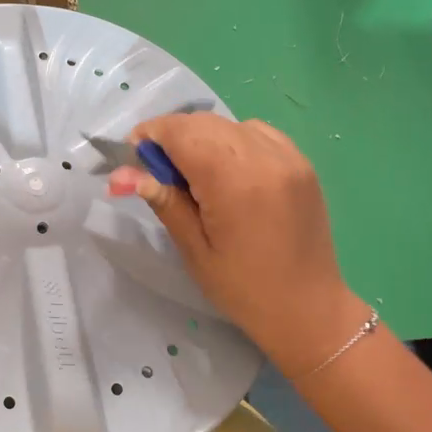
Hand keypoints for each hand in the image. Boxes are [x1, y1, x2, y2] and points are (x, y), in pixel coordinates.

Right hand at [109, 113, 371, 377]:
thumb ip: (163, 200)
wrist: (309, 309)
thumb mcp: (193, 249)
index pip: (180, 132)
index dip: (150, 136)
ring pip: (227, 124)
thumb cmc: (243, 288)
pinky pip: (255, 132)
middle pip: (202, 123)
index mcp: (233, 181)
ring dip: (201, 137)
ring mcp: (287, 156)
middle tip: (157, 171)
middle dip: (172, 137)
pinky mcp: (301, 161)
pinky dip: (231, 140)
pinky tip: (227, 170)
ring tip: (193, 173)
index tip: (133, 159)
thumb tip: (122, 173)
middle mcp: (263, 157)